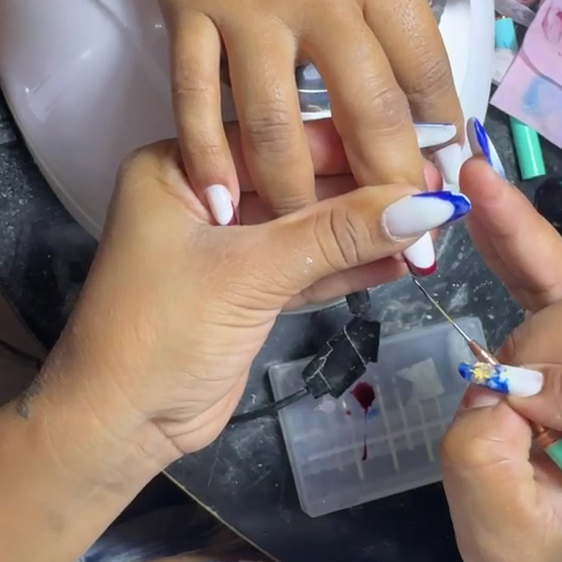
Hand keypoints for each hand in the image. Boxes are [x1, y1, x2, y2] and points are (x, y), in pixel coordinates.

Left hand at [34, 125, 469, 478]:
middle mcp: (200, 196)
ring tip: (434, 228)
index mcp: (178, 167)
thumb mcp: (247, 273)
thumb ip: (335, 235)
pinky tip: (399, 262)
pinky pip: (302, 268)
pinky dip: (346, 269)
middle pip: (296, 183)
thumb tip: (426, 203)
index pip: (277, 139)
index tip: (422, 149)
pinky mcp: (243, 290)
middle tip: (440, 192)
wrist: (121, 423)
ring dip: (364, 234)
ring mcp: (223, 245)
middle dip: (366, 194)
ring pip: (305, 229)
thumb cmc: (160, 332)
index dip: (352, 146)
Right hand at [105, 0, 501, 260]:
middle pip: (360, 107)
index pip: (419, 59)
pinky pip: (194, 97)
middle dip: (389, 178)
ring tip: (316, 239)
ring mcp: (242, 12)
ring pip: (274, 120)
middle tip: (405, 237)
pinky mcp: (186, 16)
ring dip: (298, 188)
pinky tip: (222, 203)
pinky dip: (206, 153)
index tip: (453, 166)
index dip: (443, 121)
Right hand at [438, 158, 561, 561]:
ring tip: (494, 362)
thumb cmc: (540, 538)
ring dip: (529, 317)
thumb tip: (487, 389)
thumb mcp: (503, 538)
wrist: (554, 524)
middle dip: (545, 349)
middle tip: (499, 390)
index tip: (521, 416)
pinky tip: (478, 187)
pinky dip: (514, 230)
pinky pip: (555, 263)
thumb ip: (487, 472)